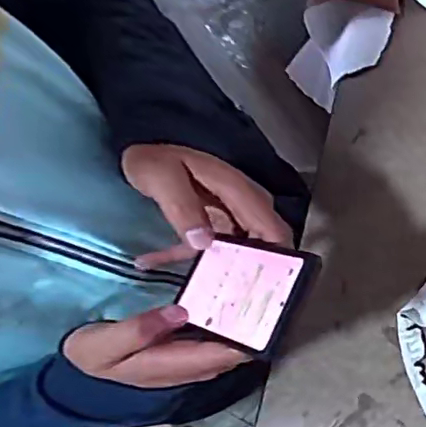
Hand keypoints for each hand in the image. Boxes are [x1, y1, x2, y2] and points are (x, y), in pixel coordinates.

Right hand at [63, 304, 250, 387]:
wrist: (88, 365)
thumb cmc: (96, 355)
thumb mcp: (103, 344)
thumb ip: (138, 330)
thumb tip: (181, 312)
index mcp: (186, 365)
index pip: (235, 352)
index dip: (253, 331)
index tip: (260, 305)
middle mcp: (204, 364)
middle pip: (244, 344)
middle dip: (255, 320)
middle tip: (260, 286)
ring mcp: (204, 357)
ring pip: (239, 338)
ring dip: (246, 317)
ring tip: (254, 285)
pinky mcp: (199, 348)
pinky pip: (226, 334)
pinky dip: (232, 318)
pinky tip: (235, 293)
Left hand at [123, 143, 291, 266]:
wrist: (150, 135)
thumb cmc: (158, 154)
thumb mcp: (161, 178)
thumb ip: (183, 209)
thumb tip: (204, 243)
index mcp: (243, 195)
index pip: (275, 234)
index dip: (274, 259)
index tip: (254, 281)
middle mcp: (250, 206)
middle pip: (268, 246)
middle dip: (250, 270)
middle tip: (225, 291)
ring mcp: (238, 212)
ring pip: (245, 248)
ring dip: (222, 266)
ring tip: (191, 281)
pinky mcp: (223, 218)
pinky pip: (223, 242)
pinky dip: (197, 255)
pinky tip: (160, 260)